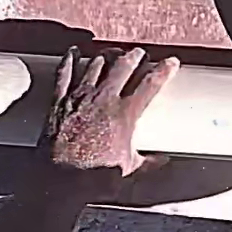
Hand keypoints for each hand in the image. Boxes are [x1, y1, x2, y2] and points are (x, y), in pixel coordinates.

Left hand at [41, 46, 179, 199]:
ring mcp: (80, 97)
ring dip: (107, 55)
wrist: (61, 179)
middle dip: (134, 55)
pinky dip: (70, 60)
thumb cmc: (96, 177)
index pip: (150, 84)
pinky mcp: (60, 101)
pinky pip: (64, 73)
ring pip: (96, 65)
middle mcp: (104, 100)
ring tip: (113, 52)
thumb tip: (163, 161)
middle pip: (123, 66)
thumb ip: (149, 162)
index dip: (164, 70)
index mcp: (126, 114)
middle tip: (140, 52)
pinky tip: (74, 52)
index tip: (171, 62)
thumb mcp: (129, 169)